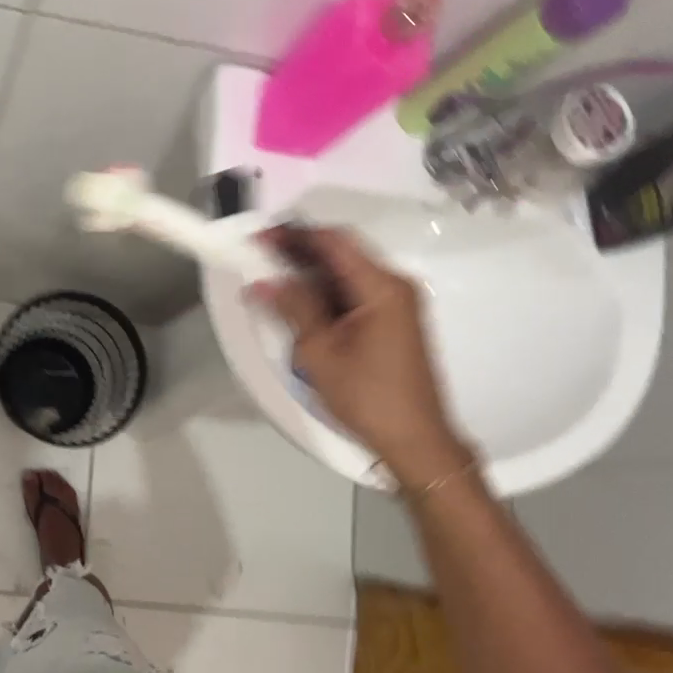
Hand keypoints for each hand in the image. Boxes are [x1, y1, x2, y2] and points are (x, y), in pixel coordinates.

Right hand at [248, 226, 470, 484]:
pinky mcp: (393, 322)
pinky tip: (299, 308)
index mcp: (381, 287)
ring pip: (347, 275)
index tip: (259, 239)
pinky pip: (354, 295)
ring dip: (310, 276)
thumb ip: (293, 309)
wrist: (414, 437)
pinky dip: (325, 296)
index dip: (295, 235)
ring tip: (271, 286)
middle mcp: (395, 286)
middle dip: (299, 254)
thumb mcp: (319, 352)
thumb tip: (264, 281)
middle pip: (342, 254)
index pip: (334, 241)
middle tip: (258, 262)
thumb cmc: (366, 396)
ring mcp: (397, 304)